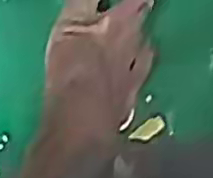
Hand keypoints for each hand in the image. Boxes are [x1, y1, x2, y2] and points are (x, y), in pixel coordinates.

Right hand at [44, 0, 155, 145]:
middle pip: (143, 31)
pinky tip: (121, 94)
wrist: (79, 128)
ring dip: (138, 58)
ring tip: (129, 59)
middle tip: (130, 25)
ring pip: (144, 63)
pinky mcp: (126, 113)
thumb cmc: (73, 71)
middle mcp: (135, 50)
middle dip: (137, 26)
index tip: (133, 2)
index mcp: (123, 24)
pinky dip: (128, 91)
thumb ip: (81, 3)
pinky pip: (132, 95)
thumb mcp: (68, 27)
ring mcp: (133, 83)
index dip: (135, 0)